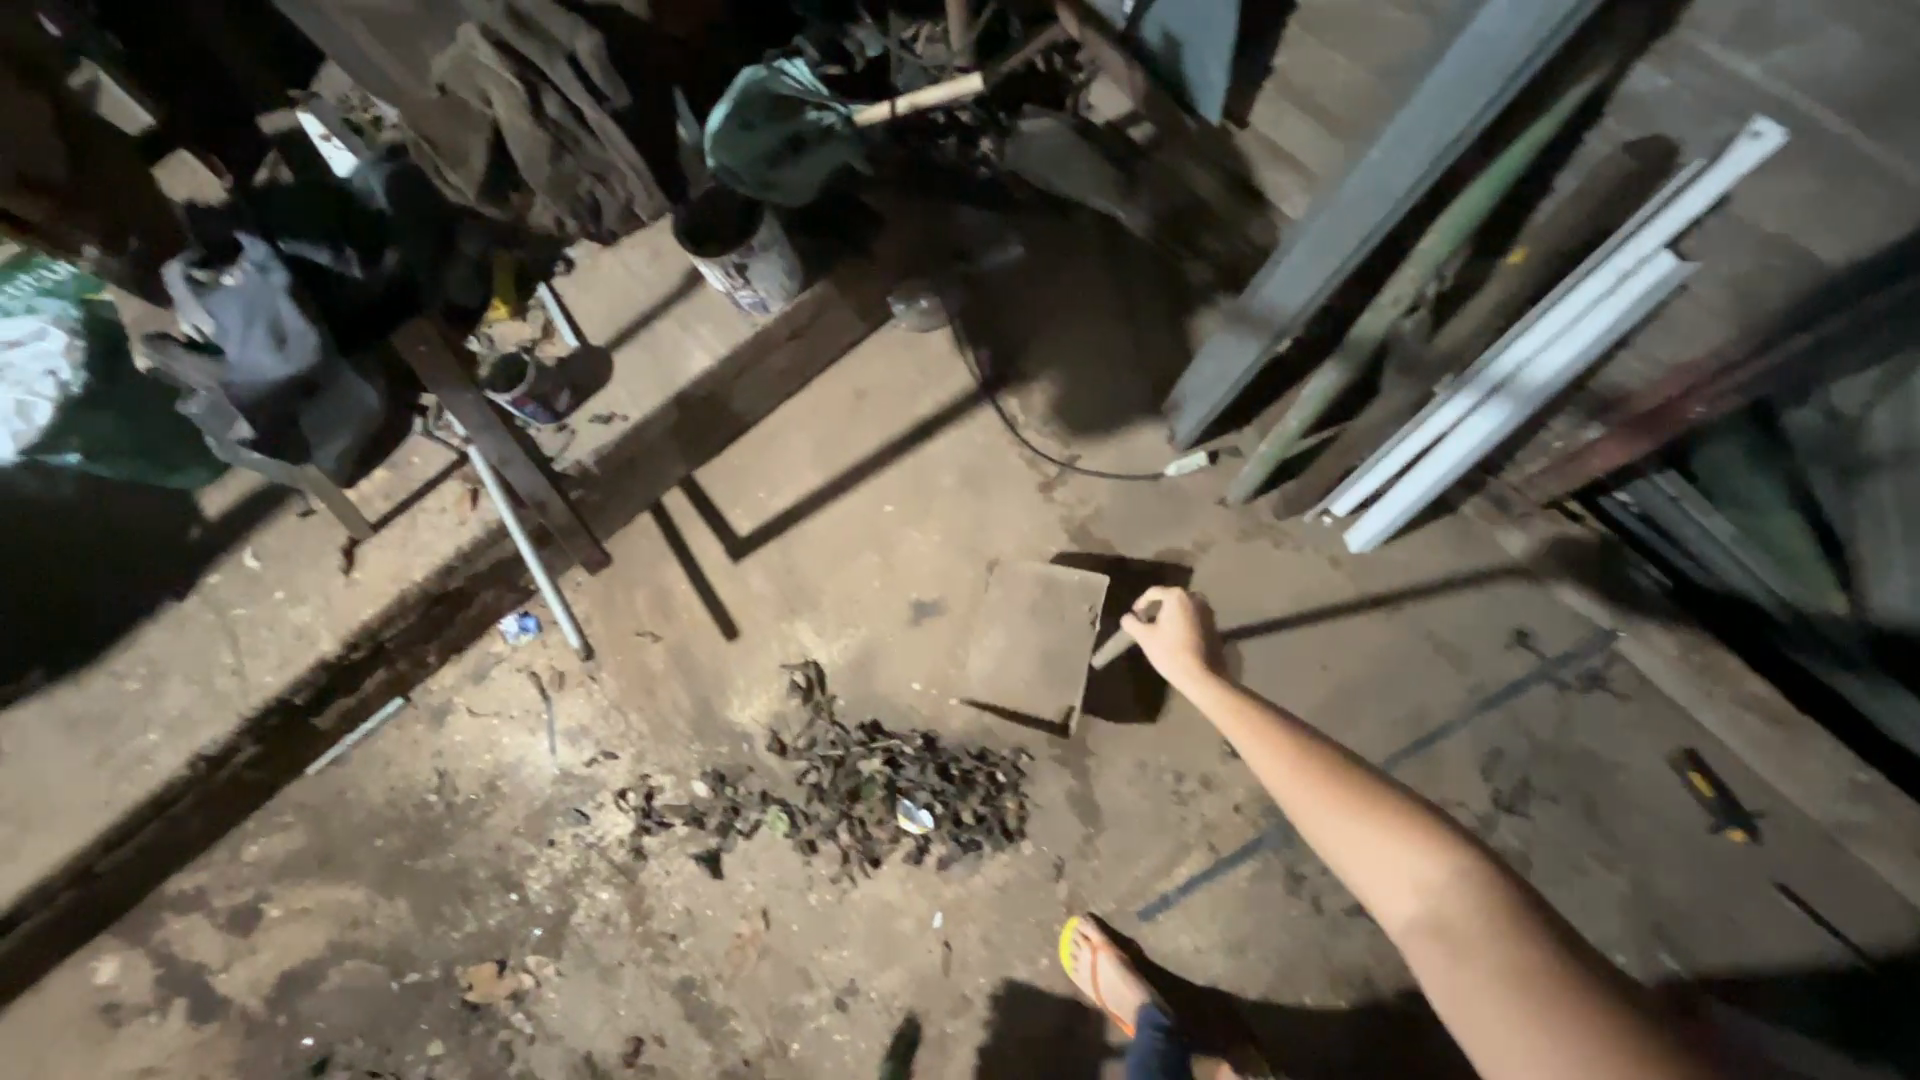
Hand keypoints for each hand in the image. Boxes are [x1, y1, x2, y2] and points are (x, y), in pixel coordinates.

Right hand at [1121, 586, 1221, 688]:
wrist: (1201, 675)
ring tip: (1160, 630)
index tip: (1134, 617)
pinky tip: (1176, 636)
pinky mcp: (1214, 624)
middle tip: (1146, 623)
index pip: (1153, 593)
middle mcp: (1195, 597)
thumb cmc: (1170, 652)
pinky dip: (1182, 621)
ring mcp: (1208, 610)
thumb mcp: (1144, 637)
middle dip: (1156, 609)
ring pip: (1183, 607)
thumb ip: (1131, 622)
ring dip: (1170, 615)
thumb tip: (1127, 617)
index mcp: (1177, 596)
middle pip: (1169, 598)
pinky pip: (1193, 616)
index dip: (1140, 604)